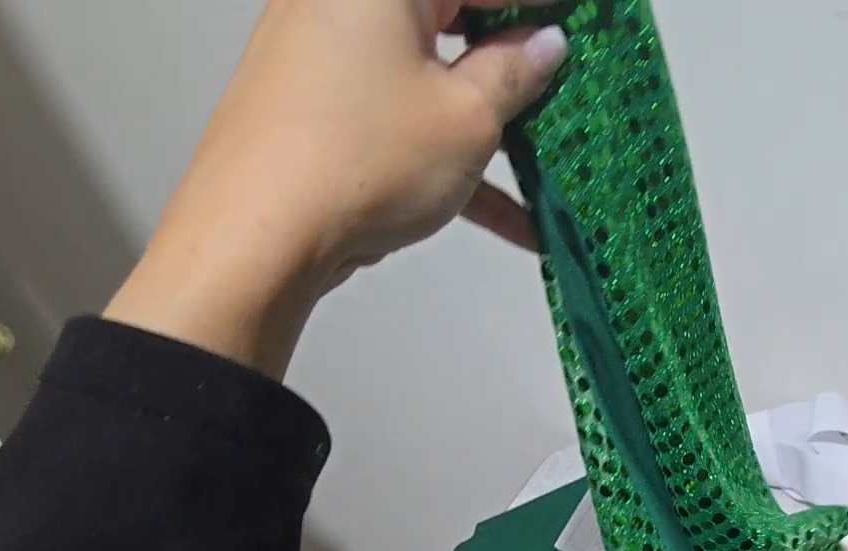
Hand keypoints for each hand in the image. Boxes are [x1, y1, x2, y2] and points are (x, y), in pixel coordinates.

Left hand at [104, 0, 566, 378]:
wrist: (264, 230)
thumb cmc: (368, 156)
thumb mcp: (468, 117)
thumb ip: (515, 74)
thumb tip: (547, 44)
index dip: (536, 5)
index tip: (582, 25)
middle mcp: (351, 1)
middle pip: (456, 21)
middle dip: (518, 64)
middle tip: (568, 96)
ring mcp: (336, 56)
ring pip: (437, 78)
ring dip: (497, 127)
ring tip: (551, 169)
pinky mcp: (332, 110)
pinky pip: (411, 121)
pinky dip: (460, 162)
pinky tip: (514, 222)